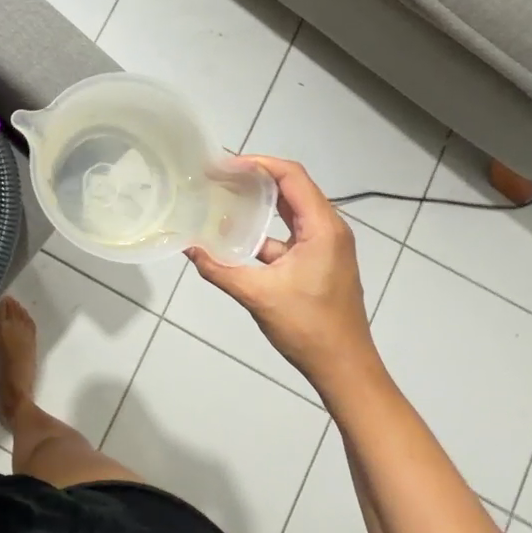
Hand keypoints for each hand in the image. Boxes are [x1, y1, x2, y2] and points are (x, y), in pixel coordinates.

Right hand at [185, 156, 379, 391]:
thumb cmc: (309, 327)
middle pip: (291, 187)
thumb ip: (219, 269)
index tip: (224, 164)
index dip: (258, 163)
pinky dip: (263, 229)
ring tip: (222, 197)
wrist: (345, 369)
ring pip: (289, 210)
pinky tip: (233, 236)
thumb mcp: (258, 295)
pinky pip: (288, 233)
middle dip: (255, 177)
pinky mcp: (318, 262)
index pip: (291, 176)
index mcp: (322, 228)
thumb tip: (186, 247)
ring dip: (258, 202)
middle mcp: (328, 230)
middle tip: (217, 175)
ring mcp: (325, 246)